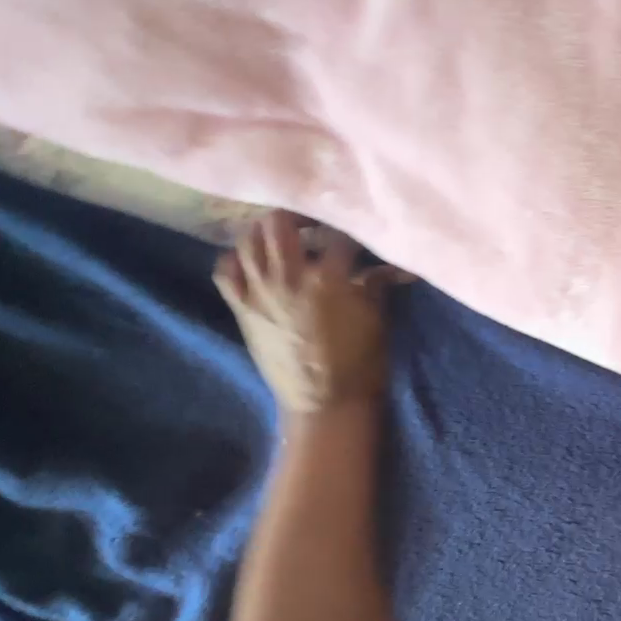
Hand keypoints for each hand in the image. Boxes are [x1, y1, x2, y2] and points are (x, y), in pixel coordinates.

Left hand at [214, 211, 394, 414]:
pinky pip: (226, 270)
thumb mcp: (376, 321)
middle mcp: (287, 276)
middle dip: (298, 215)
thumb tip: (394, 266)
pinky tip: (253, 262)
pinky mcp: (241, 308)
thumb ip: (377, 285)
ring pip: (248, 239)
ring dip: (266, 232)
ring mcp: (258, 291)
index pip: (338, 236)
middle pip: (280, 222)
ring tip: (283, 238)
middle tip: (313, 224)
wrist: (325, 405)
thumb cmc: (360, 365)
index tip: (358, 233)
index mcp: (327, 279)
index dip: (350, 231)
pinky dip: (237, 259)